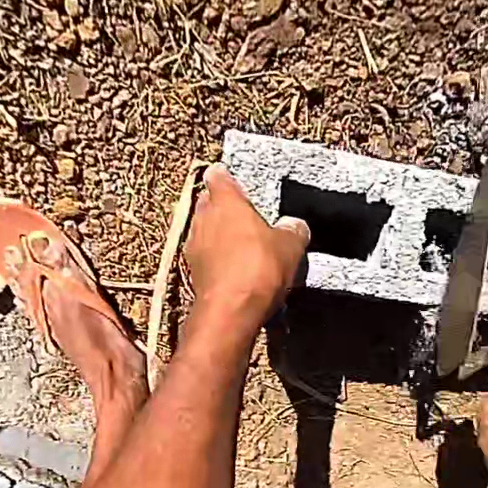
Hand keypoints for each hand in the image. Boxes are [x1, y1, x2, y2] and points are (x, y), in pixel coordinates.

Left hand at [182, 164, 309, 336]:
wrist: (231, 311)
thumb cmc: (258, 268)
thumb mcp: (290, 247)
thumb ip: (293, 230)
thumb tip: (295, 226)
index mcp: (225, 200)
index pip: (219, 176)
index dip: (227, 178)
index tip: (237, 185)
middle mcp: (202, 218)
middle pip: (209, 204)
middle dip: (223, 209)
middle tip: (245, 220)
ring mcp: (193, 246)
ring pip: (205, 232)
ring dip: (218, 238)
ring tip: (241, 250)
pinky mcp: (191, 273)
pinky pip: (205, 259)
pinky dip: (216, 262)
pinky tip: (233, 273)